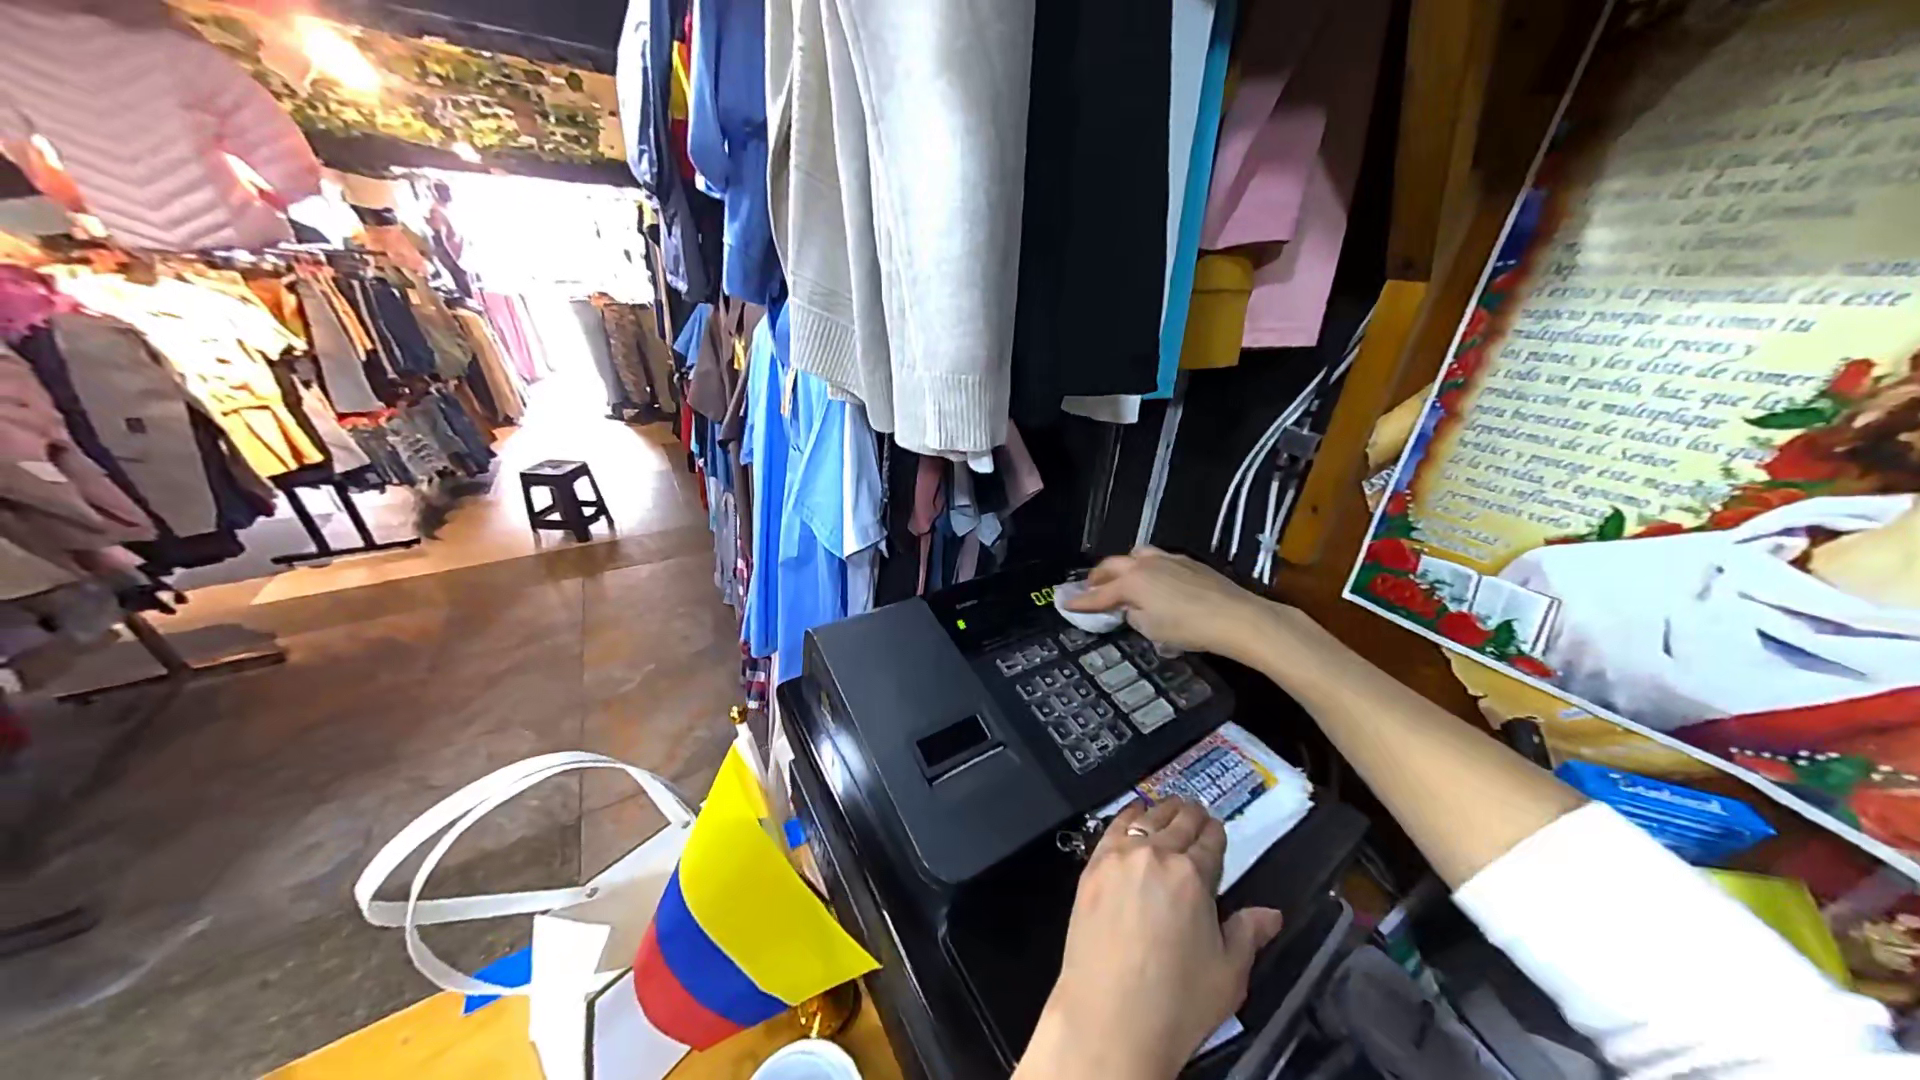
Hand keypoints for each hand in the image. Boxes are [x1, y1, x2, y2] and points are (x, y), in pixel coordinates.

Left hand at [1015, 799, 1284, 1079]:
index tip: (1218, 830)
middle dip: (1193, 815)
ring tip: (1172, 805)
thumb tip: (1271, 913)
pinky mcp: (1092, 866)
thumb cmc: (1177, 1001)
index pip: (1211, 842)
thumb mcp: (1229, 973)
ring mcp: (1120, 857)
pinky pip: (1113, 827)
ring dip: (1164, 809)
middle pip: (1179, 823)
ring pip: (1147, 819)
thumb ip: (1248, 933)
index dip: (1217, 834)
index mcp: (1194, 876)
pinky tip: (1134, 810)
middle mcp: (1157, 855)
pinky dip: (1127, 813)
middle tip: (1198, 811)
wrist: (1109, 1015)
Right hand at [1065, 548, 1294, 663]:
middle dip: (1098, 577)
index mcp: (1131, 583)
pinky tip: (1156, 580)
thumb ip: (1134, 616)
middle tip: (1091, 587)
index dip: (1081, 601)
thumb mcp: (1152, 630)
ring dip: (1124, 566)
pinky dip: (1148, 568)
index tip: (1066, 604)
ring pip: (1137, 555)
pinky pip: (1159, 559)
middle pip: (1113, 565)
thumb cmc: (1188, 628)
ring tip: (1123, 578)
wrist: (1235, 617)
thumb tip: (1131, 609)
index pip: (1099, 594)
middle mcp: (1145, 565)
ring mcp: (1168, 559)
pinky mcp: (1189, 562)